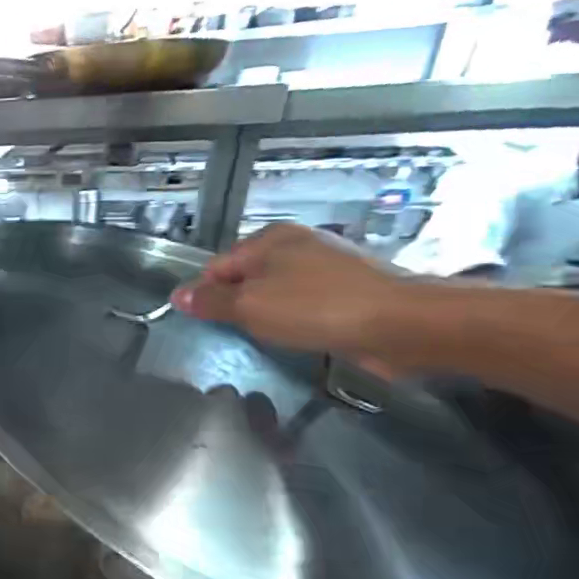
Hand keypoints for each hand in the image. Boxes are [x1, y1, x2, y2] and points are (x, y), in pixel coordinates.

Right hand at [170, 225, 416, 353]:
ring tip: (273, 339)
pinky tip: (305, 336)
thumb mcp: (251, 306)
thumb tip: (177, 295)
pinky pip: (306, 304)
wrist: (400, 323)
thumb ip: (212, 301)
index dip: (207, 295)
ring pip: (278, 292)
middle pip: (247, 277)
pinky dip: (299, 319)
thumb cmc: (316, 309)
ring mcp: (326, 265)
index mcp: (269, 239)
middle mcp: (296, 244)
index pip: (218, 266)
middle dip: (239, 306)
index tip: (209, 325)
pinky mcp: (349, 288)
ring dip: (270, 315)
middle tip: (241, 334)